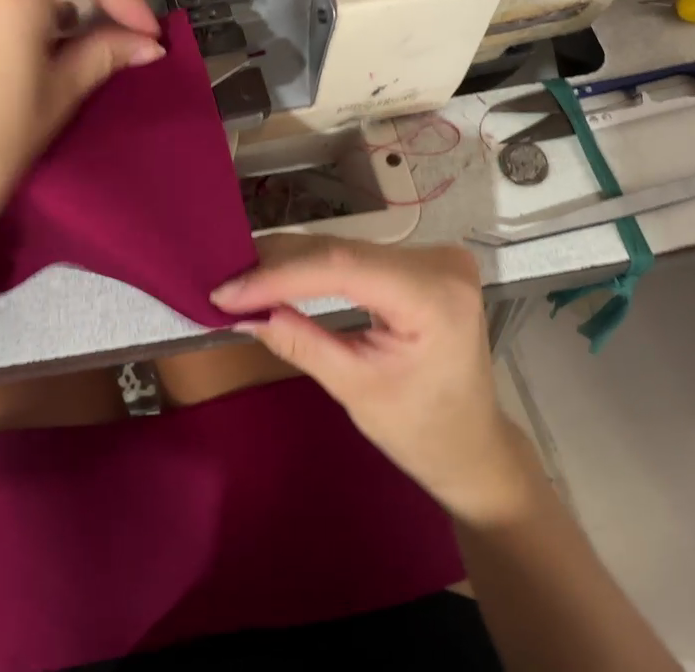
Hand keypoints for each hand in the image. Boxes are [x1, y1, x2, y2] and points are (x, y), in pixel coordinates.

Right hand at [210, 235, 532, 522]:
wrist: (472, 445)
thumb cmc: (421, 430)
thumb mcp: (354, 388)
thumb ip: (299, 341)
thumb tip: (241, 312)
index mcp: (435, 296)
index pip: (341, 267)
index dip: (277, 276)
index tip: (225, 292)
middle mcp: (439, 262)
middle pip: (340, 251)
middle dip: (276, 266)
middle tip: (223, 281)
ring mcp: (433, 257)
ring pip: (342, 250)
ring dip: (289, 263)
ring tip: (240, 278)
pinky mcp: (420, 262)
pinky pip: (354, 257)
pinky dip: (312, 267)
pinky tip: (277, 273)